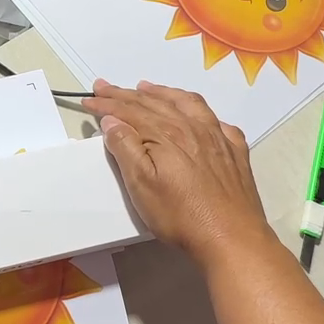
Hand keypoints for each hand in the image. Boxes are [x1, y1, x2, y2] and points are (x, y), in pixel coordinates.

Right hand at [83, 80, 273, 265]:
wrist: (231, 238)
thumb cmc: (179, 214)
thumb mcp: (140, 184)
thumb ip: (126, 148)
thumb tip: (112, 120)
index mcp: (165, 134)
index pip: (130, 111)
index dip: (106, 104)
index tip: (88, 100)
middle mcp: (192, 128)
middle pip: (154, 103)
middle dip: (125, 93)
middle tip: (104, 86)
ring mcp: (217, 137)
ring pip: (186, 103)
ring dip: (162, 93)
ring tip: (145, 87)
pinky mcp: (235, 152)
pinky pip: (215, 120)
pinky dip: (198, 110)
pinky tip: (195, 116)